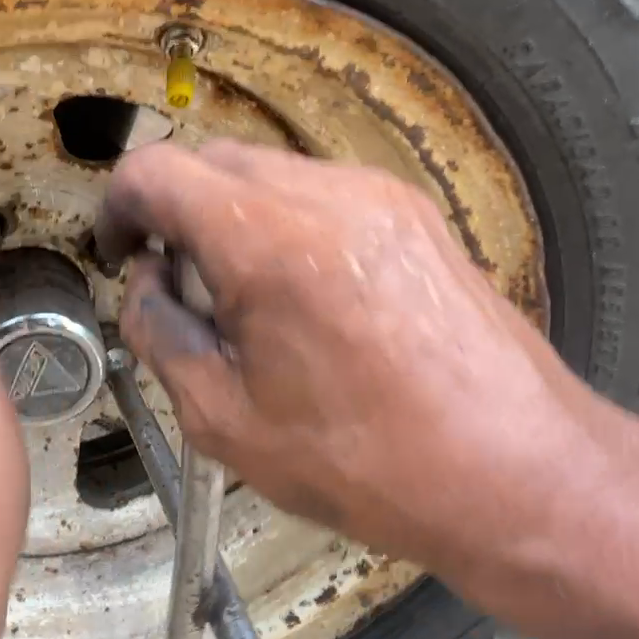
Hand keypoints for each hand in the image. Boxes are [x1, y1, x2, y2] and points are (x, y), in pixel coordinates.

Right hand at [95, 141, 612, 576]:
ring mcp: (377, 195)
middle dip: (170, 213)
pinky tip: (294, 295)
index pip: (155, 171)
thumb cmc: (362, 462)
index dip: (117, 208)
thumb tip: (146, 283)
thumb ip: (159, 332)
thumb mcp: (221, 417)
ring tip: (239, 298)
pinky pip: (312, 192)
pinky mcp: (410, 213)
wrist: (521, 476)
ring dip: (223, 217)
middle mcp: (324, 195)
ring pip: (260, 172)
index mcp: (267, 243)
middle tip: (175, 287)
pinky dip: (275, 222)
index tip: (120, 258)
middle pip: (206, 161)